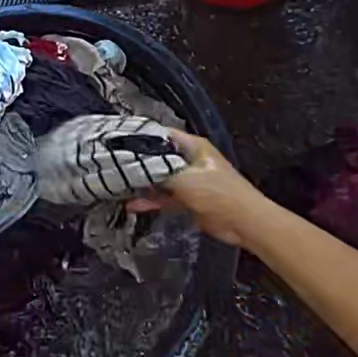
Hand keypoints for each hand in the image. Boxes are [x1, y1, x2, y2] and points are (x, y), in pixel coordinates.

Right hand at [127, 131, 268, 248]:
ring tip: (120, 185)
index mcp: (193, 146)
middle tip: (115, 165)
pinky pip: (166, 197)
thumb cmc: (217, 192)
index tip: (120, 143)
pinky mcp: (190, 200)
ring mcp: (190, 181)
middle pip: (160, 158)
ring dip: (144, 185)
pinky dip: (152, 201)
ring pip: (161, 179)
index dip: (142, 137)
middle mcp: (190, 160)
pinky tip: (133, 205)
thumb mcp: (184, 178)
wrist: (242, 221)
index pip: (163, 135)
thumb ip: (159, 172)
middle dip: (140, 163)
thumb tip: (137, 168)